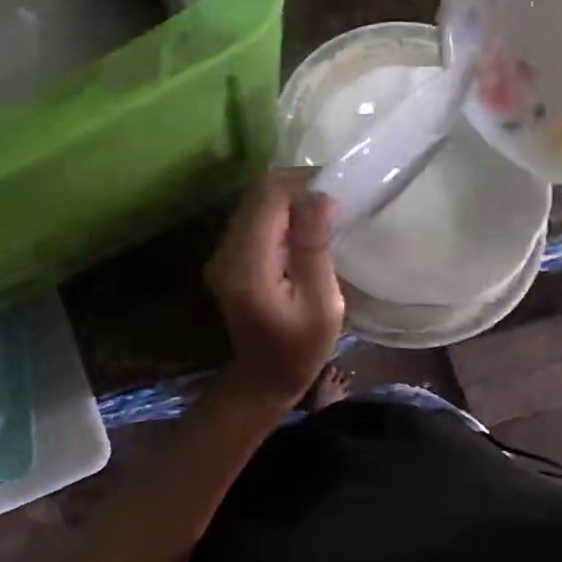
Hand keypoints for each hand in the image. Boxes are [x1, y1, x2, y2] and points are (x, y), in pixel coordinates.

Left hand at [204, 169, 344, 406]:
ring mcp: (222, 253)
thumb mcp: (323, 305)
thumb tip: (321, 198)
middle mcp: (226, 253)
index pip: (268, 199)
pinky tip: (306, 224)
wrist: (264, 377)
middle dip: (298, 185)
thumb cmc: (301, 348)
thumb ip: (315, 249)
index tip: (339, 191)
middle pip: (258, 194)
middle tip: (336, 196)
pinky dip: (282, 211)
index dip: (302, 184)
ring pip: (255, 201)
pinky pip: (255, 217)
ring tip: (325, 207)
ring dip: (291, 196)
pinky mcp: (228, 255)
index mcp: (247, 267)